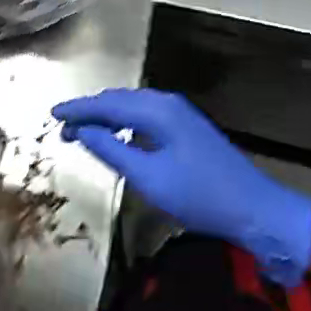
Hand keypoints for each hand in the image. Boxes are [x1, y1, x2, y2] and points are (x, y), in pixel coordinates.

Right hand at [52, 88, 310, 285]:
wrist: (258, 210)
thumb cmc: (200, 196)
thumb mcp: (148, 177)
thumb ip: (110, 149)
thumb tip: (81, 130)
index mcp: (156, 110)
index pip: (105, 104)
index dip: (76, 109)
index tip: (52, 114)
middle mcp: (166, 102)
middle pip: (117, 100)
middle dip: (88, 111)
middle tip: (63, 128)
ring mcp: (179, 112)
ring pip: (130, 106)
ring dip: (105, 116)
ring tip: (82, 132)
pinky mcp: (186, 125)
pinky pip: (144, 114)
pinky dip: (123, 122)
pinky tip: (116, 136)